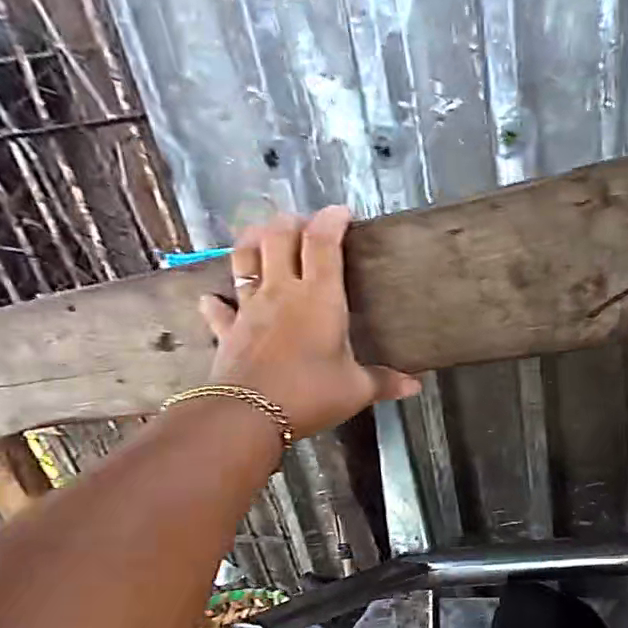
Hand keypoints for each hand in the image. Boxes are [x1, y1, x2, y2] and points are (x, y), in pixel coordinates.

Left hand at [196, 206, 420, 439]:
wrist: (249, 414)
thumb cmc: (310, 394)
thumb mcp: (356, 390)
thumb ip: (384, 382)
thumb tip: (414, 385)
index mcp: (319, 298)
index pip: (323, 243)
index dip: (332, 220)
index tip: (342, 212)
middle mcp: (282, 292)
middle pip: (279, 237)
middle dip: (292, 222)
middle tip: (304, 223)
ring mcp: (250, 308)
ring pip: (245, 258)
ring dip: (253, 239)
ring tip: (262, 234)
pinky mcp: (229, 330)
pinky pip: (220, 309)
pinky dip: (217, 302)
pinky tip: (213, 299)